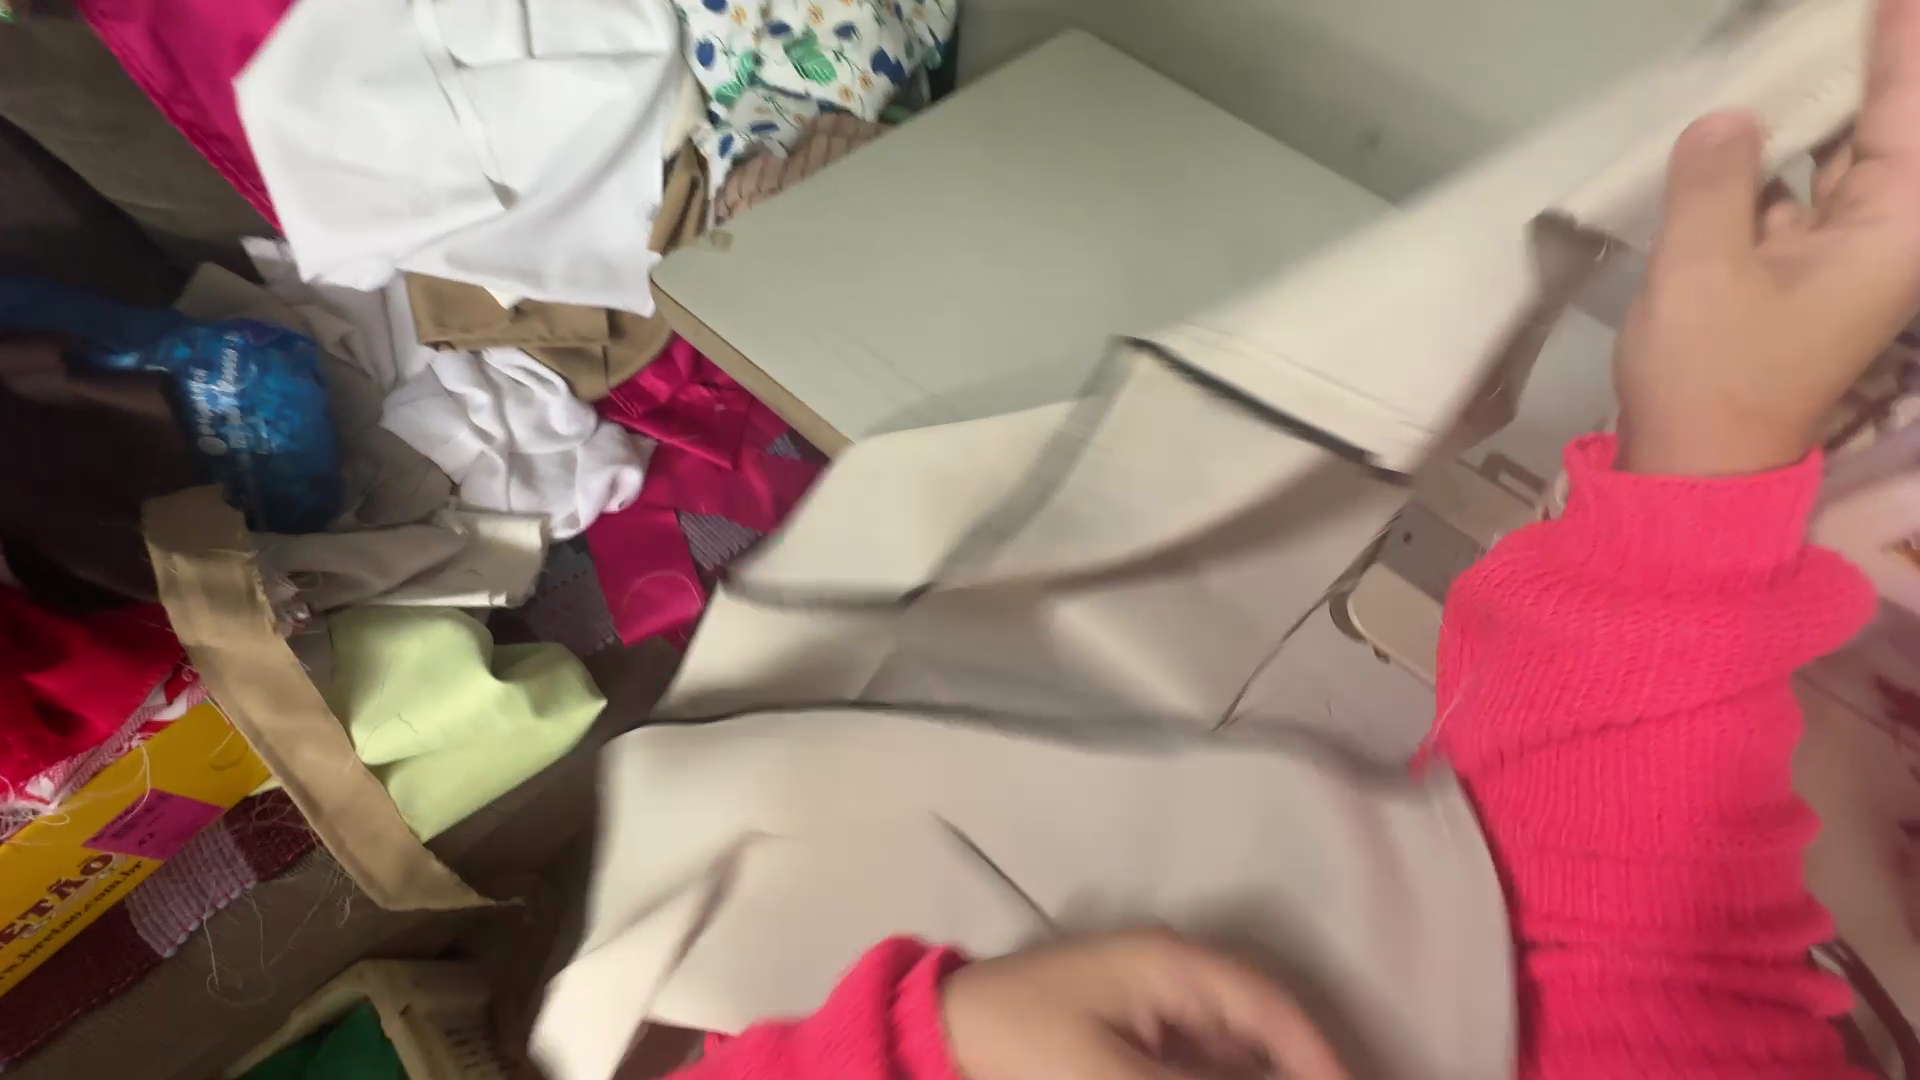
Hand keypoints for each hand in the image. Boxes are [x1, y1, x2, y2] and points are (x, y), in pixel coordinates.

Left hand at [941, 930, 1346, 1079]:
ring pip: (1231, 1048)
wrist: (956, 1030)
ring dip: (1251, 1073)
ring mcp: (1156, 996)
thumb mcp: (1115, 1076)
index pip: (1270, 1007)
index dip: (1320, 1056)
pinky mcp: (1137, 1024)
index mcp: (1173, 964)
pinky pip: (1198, 1056)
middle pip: (1258, 1029)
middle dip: (1289, 1069)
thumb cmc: (1031, 1041)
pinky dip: (1218, 1072)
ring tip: (1289, 1078)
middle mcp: (1174, 971)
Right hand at [1615, 0, 1919, 475]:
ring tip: (1773, 72)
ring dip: (1800, 123)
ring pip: (1828, 166)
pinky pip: (1783, 204)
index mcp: (1897, 227)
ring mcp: (1832, 257)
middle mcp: (1882, 233)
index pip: (1911, 110)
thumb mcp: (1698, 274)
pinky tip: (1729, 147)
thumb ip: (1712, 187)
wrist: (1694, 458)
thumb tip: (1725, 118)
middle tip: (1824, 28)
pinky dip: (1758, 175)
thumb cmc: (1709, 372)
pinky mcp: (1785, 279)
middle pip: (1880, 132)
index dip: (1902, 44)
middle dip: (1858, 76)